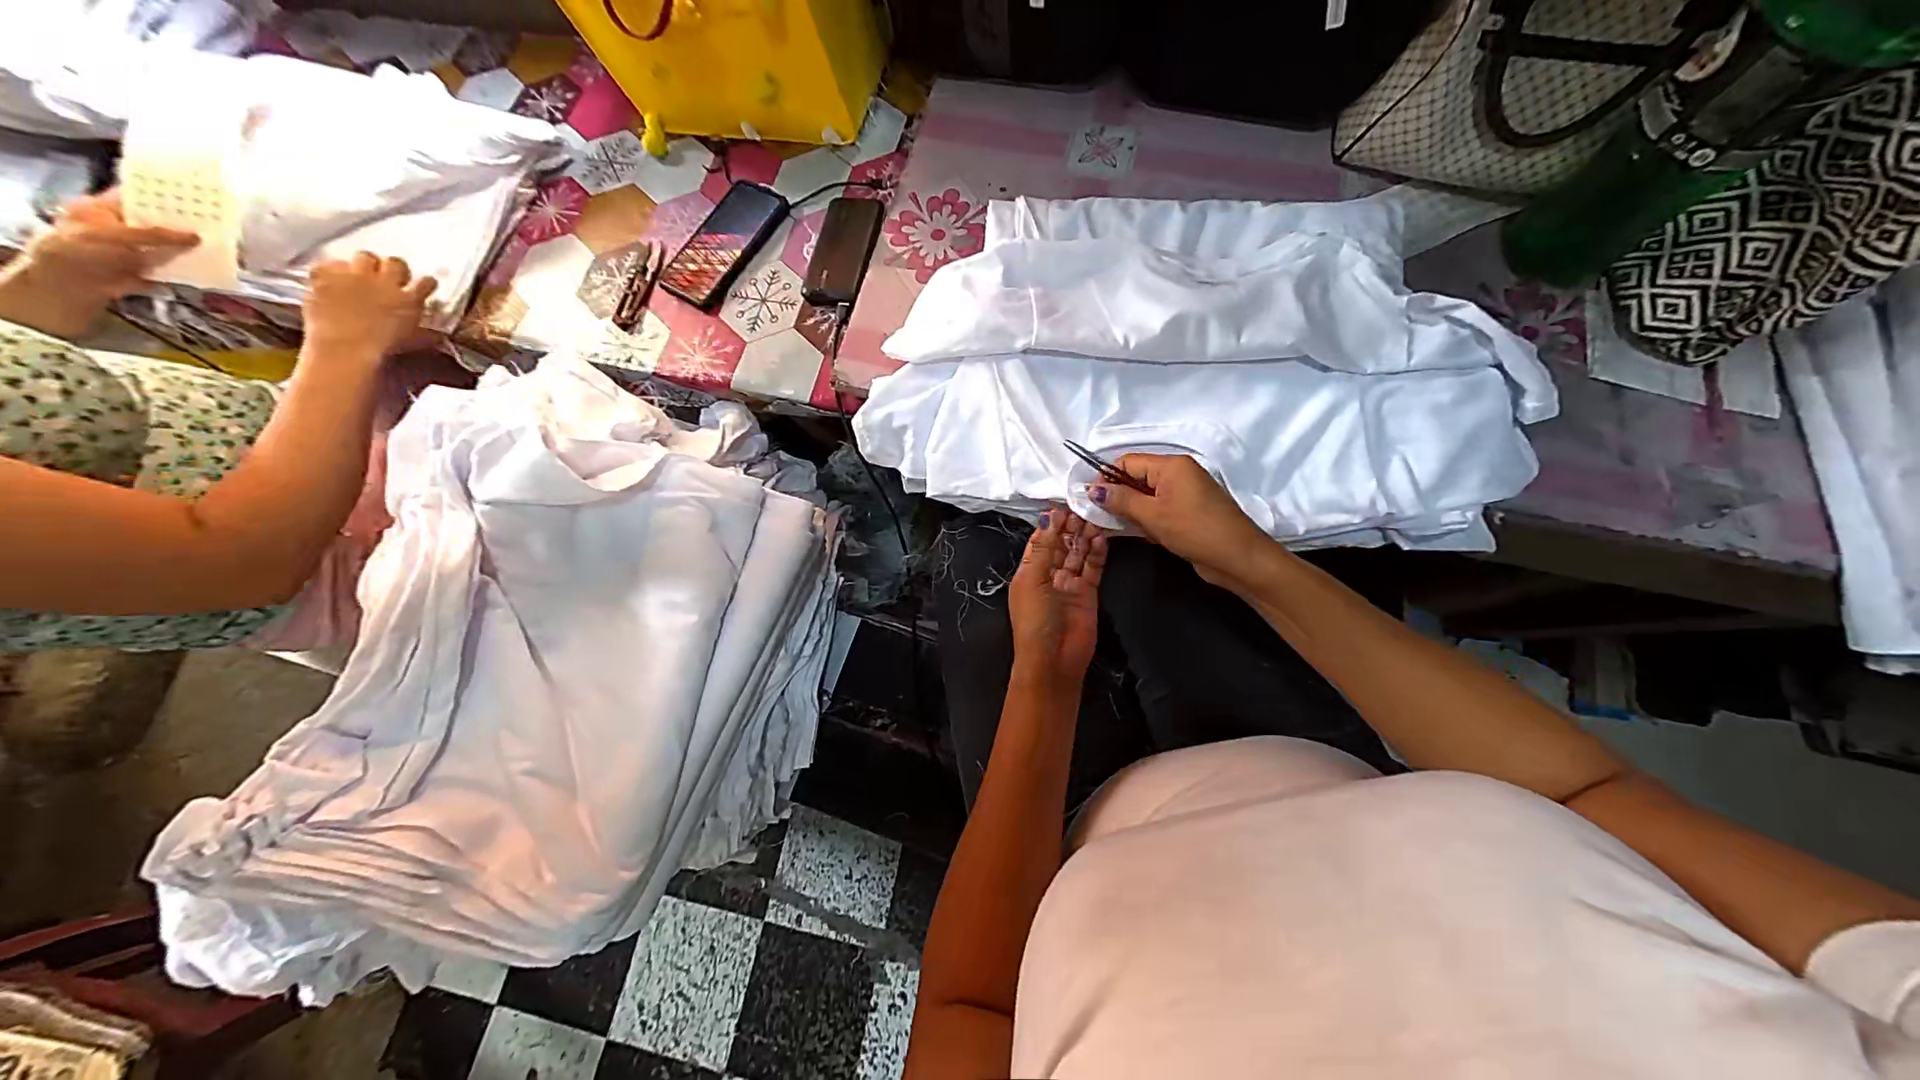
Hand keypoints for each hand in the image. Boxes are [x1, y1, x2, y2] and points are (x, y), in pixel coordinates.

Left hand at [0, 191, 197, 337]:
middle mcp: (123, 225)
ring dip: (193, 245)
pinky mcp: (152, 268)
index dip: (163, 194)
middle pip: (159, 220)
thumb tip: (196, 237)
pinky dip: (194, 265)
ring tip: (223, 240)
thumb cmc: (81, 251)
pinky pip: (177, 264)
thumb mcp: (115, 236)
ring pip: (171, 244)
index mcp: (105, 208)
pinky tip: (215, 263)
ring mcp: (139, 248)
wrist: (73, 286)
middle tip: (216, 219)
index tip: (193, 194)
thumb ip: (155, 235)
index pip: (137, 195)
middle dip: (185, 221)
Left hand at [302, 253, 436, 362]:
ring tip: (361, 275)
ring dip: (365, 265)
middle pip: (396, 263)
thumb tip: (439, 336)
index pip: (427, 283)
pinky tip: (333, 279)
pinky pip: (331, 263)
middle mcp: (385, 282)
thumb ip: (427, 334)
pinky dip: (333, 270)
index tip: (424, 286)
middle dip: (394, 268)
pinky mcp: (327, 275)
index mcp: (410, 299)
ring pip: (365, 256)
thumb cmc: (383, 349)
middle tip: (389, 278)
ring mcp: (355, 276)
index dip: (426, 283)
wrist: (344, 347)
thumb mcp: (413, 342)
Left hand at [1008, 508, 1107, 684]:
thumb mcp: (1033, 579)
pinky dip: (1098, 553)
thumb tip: (1048, 516)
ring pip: (1078, 553)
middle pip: (1061, 544)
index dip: (1052, 522)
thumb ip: (1043, 547)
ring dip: (1085, 535)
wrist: (1053, 660)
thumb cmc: (1035, 620)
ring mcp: (1069, 584)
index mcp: (1029, 571)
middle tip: (1084, 505)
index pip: (1041, 540)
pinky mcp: (1088, 593)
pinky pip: (1093, 568)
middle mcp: (1049, 575)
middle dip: (1071, 526)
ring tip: (1095, 515)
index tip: (1064, 503)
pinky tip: (1102, 537)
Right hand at [1089, 453, 1272, 588]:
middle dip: (1118, 497)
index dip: (1106, 478)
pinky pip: (1159, 509)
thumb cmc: (1194, 530)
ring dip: (1132, 512)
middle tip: (1099, 518)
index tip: (1091, 500)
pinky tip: (1140, 534)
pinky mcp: (1188, 512)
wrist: (1238, 558)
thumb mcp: (1152, 515)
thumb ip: (1120, 500)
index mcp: (1171, 465)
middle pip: (1136, 478)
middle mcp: (1178, 474)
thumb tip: (1093, 490)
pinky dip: (1147, 520)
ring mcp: (1185, 493)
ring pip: (1146, 496)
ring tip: (1116, 528)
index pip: (1128, 462)